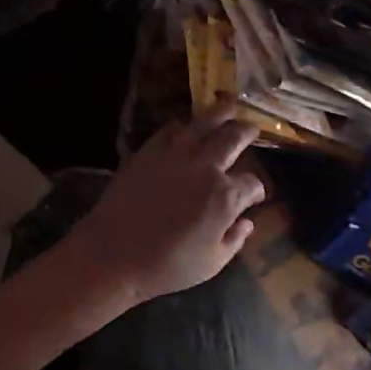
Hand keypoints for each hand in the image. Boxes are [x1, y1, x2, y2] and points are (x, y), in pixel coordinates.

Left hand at [55, 106, 267, 304]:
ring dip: (221, 112)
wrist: (113, 252)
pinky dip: (184, 125)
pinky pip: (171, 128)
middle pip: (234, 137)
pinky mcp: (148, 150)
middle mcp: (205, 166)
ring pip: (204, 121)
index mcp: (226, 195)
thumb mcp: (212, 262)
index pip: (252, 184)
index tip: (254, 196)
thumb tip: (246, 222)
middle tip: (253, 127)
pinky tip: (186, 129)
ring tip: (229, 104)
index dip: (257, 191)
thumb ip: (234, 239)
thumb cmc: (166, 265)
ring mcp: (175, 153)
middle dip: (248, 131)